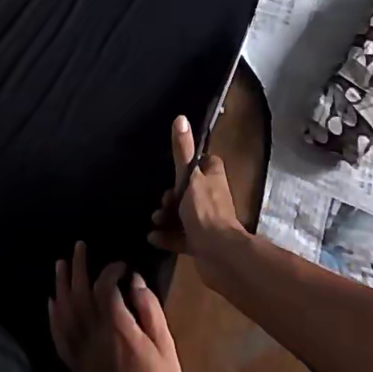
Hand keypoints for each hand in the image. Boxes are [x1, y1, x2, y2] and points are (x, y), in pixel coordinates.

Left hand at [49, 242, 182, 371]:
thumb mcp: (165, 348)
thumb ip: (150, 310)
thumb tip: (135, 280)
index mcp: (117, 329)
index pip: (104, 287)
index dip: (110, 270)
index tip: (122, 265)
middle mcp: (94, 336)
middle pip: (79, 294)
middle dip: (78, 267)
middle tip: (78, 245)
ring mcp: (82, 353)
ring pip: (65, 312)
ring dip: (61, 285)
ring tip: (60, 264)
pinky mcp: (77, 367)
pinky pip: (59, 338)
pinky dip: (53, 317)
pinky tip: (52, 302)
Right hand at [148, 115, 244, 258]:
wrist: (219, 254)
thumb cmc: (204, 210)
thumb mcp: (189, 176)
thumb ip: (182, 150)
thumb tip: (181, 117)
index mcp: (213, 178)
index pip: (204, 163)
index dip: (190, 164)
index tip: (174, 169)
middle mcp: (213, 197)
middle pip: (190, 190)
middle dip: (172, 195)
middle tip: (162, 201)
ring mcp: (207, 222)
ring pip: (184, 214)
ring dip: (167, 216)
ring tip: (155, 219)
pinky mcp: (201, 243)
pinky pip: (181, 237)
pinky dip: (167, 236)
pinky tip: (153, 238)